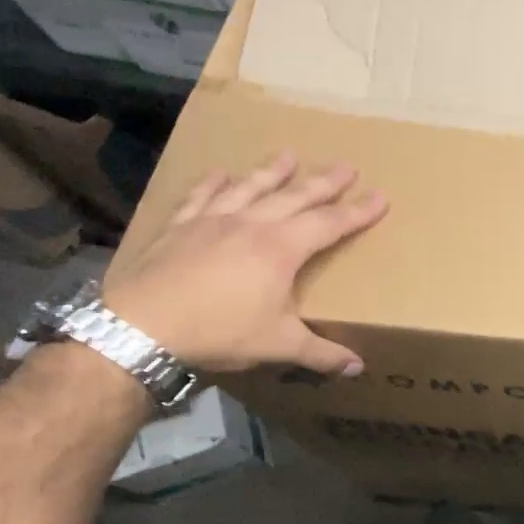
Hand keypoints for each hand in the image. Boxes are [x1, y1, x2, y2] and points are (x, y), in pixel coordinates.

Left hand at [103, 154, 387, 375]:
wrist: (142, 327)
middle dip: (324, 182)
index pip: (329, 224)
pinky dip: (214, 183)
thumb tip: (357, 368)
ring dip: (273, 171)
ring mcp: (211, 222)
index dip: (358, 211)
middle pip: (294, 196)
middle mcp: (250, 226)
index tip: (380, 197)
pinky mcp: (179, 228)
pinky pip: (201, 197)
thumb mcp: (280, 346)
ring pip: (250, 188)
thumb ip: (322, 354)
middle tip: (346, 166)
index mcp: (281, 250)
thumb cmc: (221, 332)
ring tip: (289, 155)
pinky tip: (222, 173)